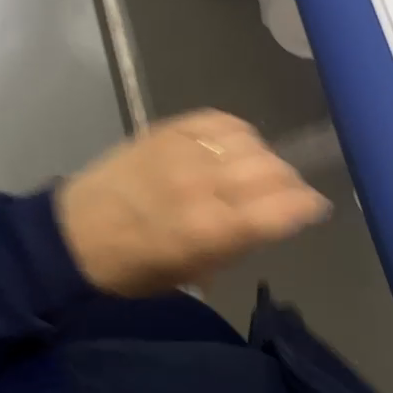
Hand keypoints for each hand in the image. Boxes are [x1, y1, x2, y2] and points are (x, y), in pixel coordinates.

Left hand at [55, 110, 332, 296]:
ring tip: (261, 170)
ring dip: (266, 157)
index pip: (281, 208)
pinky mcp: (170, 128)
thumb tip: (277, 219)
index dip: (306, 206)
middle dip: (290, 182)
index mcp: (210, 229)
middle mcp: (204, 184)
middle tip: (290, 193)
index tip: (314, 208)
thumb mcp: (192, 272)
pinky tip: (238, 144)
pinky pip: (222, 120)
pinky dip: (239, 132)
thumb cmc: (135, 267)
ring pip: (252, 142)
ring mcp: (186, 150)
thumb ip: (238, 243)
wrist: (78, 231)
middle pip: (272, 170)